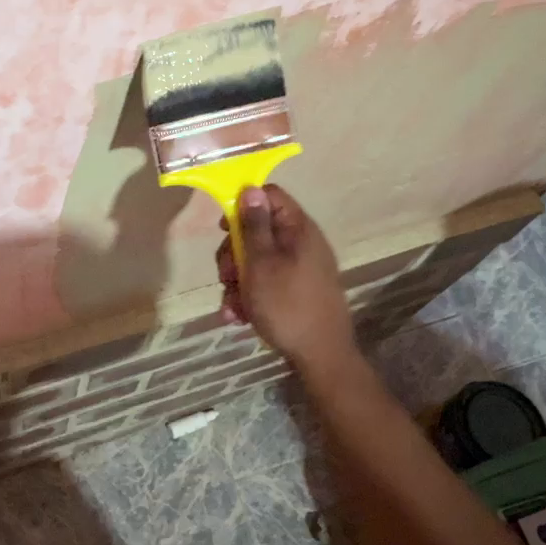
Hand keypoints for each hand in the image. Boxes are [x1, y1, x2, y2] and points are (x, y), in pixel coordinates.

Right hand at [217, 184, 358, 367]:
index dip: (243, 206)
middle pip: (256, 231)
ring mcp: (300, 268)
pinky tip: (239, 317)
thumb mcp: (261, 263)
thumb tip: (251, 187)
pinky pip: (265, 283)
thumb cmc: (287, 305)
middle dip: (234, 254)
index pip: (270, 196)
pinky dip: (249, 297)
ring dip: (237, 282)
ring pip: (255, 261)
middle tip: (227, 276)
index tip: (224, 228)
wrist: (321, 356)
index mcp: (298, 229)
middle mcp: (301, 243)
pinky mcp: (296, 291)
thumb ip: (254, 225)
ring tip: (232, 306)